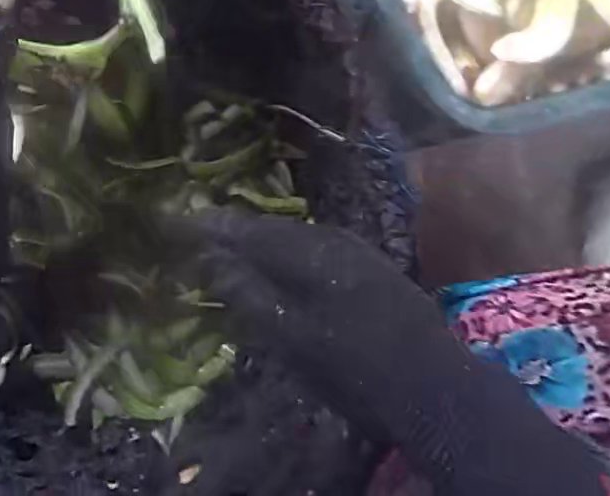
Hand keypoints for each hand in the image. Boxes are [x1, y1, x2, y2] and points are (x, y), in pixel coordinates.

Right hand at [175, 212, 608, 495]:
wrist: (437, 386)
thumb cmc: (355, 367)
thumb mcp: (291, 337)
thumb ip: (247, 293)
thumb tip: (208, 259)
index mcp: (302, 250)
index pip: (241, 230)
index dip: (205, 227)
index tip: (172, 223)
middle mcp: (324, 235)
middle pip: (265, 226)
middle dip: (230, 229)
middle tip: (198, 233)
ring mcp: (349, 246)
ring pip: (289, 233)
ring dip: (257, 238)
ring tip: (231, 245)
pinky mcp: (365, 261)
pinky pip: (310, 242)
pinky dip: (283, 248)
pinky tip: (279, 261)